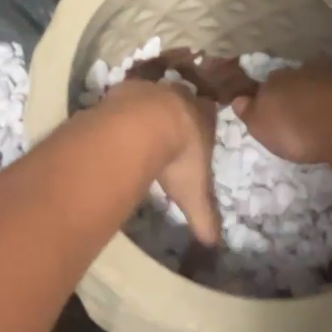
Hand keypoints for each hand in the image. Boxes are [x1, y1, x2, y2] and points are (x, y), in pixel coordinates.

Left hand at [102, 79, 221, 244]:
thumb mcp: (193, 192)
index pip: (209, 112)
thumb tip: (213, 244)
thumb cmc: (178, 157)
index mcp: (203, 118)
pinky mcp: (127, 88)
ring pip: (155, 93)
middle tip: (168, 128)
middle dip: (177, 111)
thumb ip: (204, 216)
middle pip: (183, 99)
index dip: (204, 120)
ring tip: (140, 127)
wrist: (145, 125)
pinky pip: (127, 94)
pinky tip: (117, 122)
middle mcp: (181, 97)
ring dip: (150, 106)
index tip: (196, 130)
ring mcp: (153, 89)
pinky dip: (124, 106)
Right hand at [230, 64, 331, 164]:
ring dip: (313, 98)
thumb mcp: (260, 126)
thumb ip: (248, 111)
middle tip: (292, 115)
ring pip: (314, 86)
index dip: (266, 98)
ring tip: (314, 118)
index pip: (265, 84)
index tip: (269, 112)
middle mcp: (300, 71)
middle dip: (290, 95)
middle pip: (291, 82)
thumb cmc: (294, 129)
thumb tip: (238, 98)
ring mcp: (328, 78)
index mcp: (275, 79)